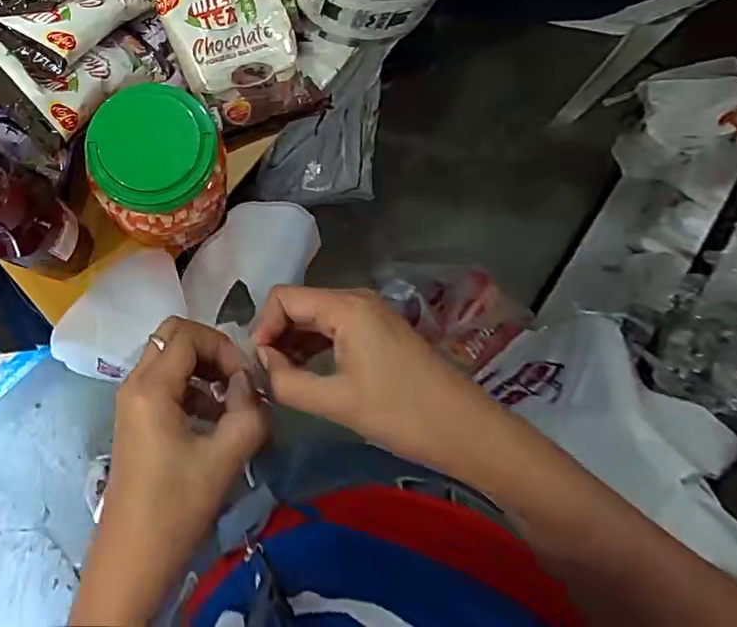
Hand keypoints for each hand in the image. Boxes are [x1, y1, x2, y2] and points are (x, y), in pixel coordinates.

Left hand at [86, 318, 269, 614]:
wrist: (135, 548)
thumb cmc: (177, 505)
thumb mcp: (222, 460)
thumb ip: (246, 415)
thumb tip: (250, 384)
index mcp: (149, 386)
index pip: (185, 334)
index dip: (221, 347)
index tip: (246, 380)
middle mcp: (134, 382)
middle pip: (171, 338)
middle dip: (210, 351)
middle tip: (238, 383)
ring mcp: (131, 398)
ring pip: (166, 358)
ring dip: (201, 370)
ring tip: (231, 407)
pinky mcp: (134, 415)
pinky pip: (162, 382)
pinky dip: (189, 388)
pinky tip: (213, 421)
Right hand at [250, 286, 499, 467]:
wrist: (477, 438)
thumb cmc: (406, 416)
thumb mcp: (337, 403)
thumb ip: (285, 381)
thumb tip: (259, 363)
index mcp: (346, 307)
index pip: (282, 298)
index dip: (263, 326)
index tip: (259, 362)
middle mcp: (356, 300)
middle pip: (296, 304)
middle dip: (276, 335)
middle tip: (268, 372)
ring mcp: (371, 314)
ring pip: (313, 316)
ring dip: (293, 342)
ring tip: (285, 375)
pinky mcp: (380, 330)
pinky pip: (333, 327)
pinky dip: (314, 345)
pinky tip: (309, 372)